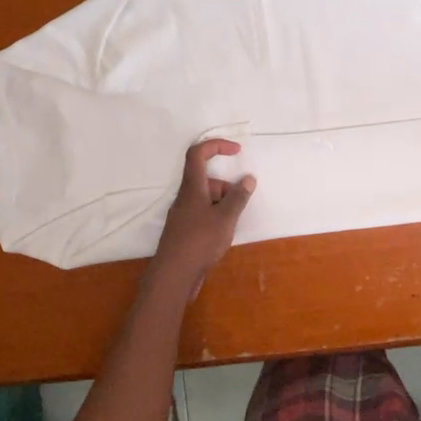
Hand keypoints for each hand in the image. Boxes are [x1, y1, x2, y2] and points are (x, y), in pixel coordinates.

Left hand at [152, 139, 255, 293]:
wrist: (172, 276)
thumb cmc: (199, 241)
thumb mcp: (225, 218)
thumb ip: (238, 197)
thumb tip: (248, 178)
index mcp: (192, 187)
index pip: (198, 153)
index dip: (216, 145)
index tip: (237, 151)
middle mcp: (184, 197)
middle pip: (205, 179)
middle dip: (226, 186)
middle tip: (238, 204)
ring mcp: (182, 215)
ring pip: (205, 198)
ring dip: (221, 204)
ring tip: (231, 224)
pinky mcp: (183, 231)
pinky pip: (202, 214)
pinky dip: (215, 217)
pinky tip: (221, 236)